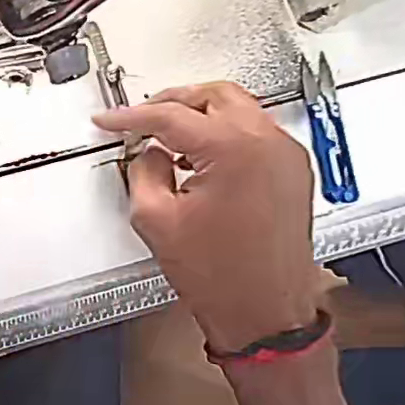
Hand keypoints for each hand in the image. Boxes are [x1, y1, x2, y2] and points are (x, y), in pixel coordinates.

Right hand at [93, 81, 323, 352]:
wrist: (262, 309)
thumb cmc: (219, 274)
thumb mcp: (155, 219)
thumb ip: (144, 172)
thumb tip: (148, 152)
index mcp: (233, 151)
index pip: (171, 116)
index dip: (131, 116)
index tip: (111, 120)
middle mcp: (268, 144)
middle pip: (214, 95)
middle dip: (172, 100)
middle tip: (141, 115)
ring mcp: (286, 156)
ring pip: (239, 108)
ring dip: (199, 113)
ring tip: (166, 134)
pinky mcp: (293, 171)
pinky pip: (255, 132)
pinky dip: (223, 132)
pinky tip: (198, 154)